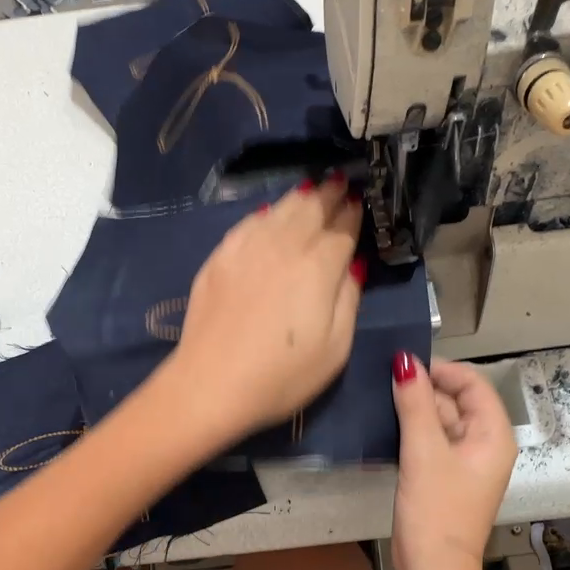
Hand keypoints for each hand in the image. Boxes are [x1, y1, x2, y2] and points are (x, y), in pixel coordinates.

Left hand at [157, 175, 364, 442]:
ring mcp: (247, 248)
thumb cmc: (280, 377)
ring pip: (280, 208)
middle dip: (330, 194)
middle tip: (340, 184)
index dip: (354, 214)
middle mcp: (284, 245)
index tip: (360, 204)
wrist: (210, 385)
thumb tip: (353, 264)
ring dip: (301, 198)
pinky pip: (250, 222)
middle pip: (312, 208)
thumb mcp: (335, 351)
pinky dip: (267, 213)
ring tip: (313, 191)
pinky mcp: (220, 257)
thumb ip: (349, 300)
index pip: (343, 228)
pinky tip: (270, 214)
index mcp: (318, 267)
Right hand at [390, 355, 517, 569]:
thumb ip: (414, 404)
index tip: (400, 365)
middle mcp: (484, 446)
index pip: (472, 383)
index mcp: (493, 435)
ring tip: (376, 403)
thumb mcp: (423, 453)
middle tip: (379, 383)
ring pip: (440, 424)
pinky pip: (430, 446)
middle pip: (455, 402)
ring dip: (413, 413)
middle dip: (422, 390)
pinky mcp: (444, 482)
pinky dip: (410, 435)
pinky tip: (384, 432)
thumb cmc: (436, 513)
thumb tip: (405, 361)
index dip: (439, 369)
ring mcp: (464, 466)